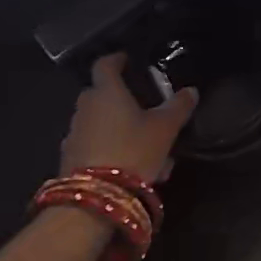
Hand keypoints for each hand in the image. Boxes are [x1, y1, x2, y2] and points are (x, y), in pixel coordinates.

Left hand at [59, 53, 199, 178]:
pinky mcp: (69, 160)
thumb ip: (178, 107)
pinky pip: (93, 145)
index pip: (105, 64)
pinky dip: (109, 149)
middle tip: (142, 107)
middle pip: (100, 94)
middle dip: (119, 98)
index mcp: (106, 92)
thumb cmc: (132, 151)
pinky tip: (130, 167)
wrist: (94, 201)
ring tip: (143, 146)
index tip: (127, 59)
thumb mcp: (164, 129)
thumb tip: (190, 90)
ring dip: (117, 127)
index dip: (116, 59)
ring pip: (98, 122)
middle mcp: (85, 107)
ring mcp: (74, 134)